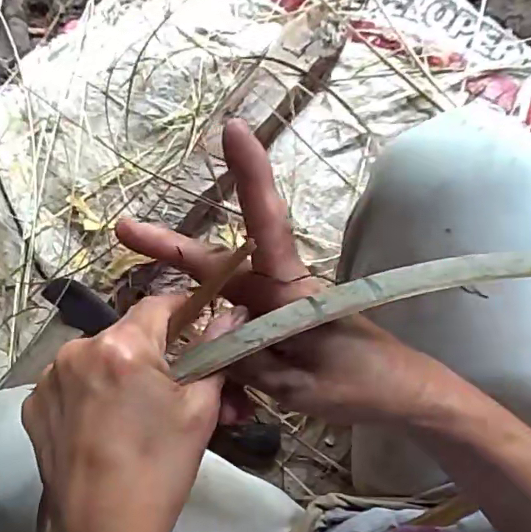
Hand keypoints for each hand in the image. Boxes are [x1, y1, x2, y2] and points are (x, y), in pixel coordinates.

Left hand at [21, 295, 224, 531]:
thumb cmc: (160, 471)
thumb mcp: (200, 410)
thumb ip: (216, 353)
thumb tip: (233, 315)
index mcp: (121, 346)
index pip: (159, 304)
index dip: (186, 311)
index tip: (201, 328)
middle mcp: (76, 350)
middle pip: (129, 335)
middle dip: (159, 354)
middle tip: (183, 390)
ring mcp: (48, 379)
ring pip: (100, 360)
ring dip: (125, 374)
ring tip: (144, 415)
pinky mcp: (33, 407)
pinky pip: (74, 385)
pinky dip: (95, 395)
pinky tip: (109, 428)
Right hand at [116, 119, 457, 426]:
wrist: (403, 398)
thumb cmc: (361, 384)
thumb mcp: (298, 382)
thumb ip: (249, 360)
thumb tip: (205, 342)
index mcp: (290, 290)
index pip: (266, 223)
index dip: (251, 175)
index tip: (234, 129)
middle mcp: (280, 292)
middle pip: (220, 265)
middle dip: (174, 248)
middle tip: (127, 230)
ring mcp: (278, 313)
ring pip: (224, 311)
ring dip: (203, 337)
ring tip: (197, 376)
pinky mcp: (280, 334)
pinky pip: (240, 340)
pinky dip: (228, 366)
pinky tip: (231, 402)